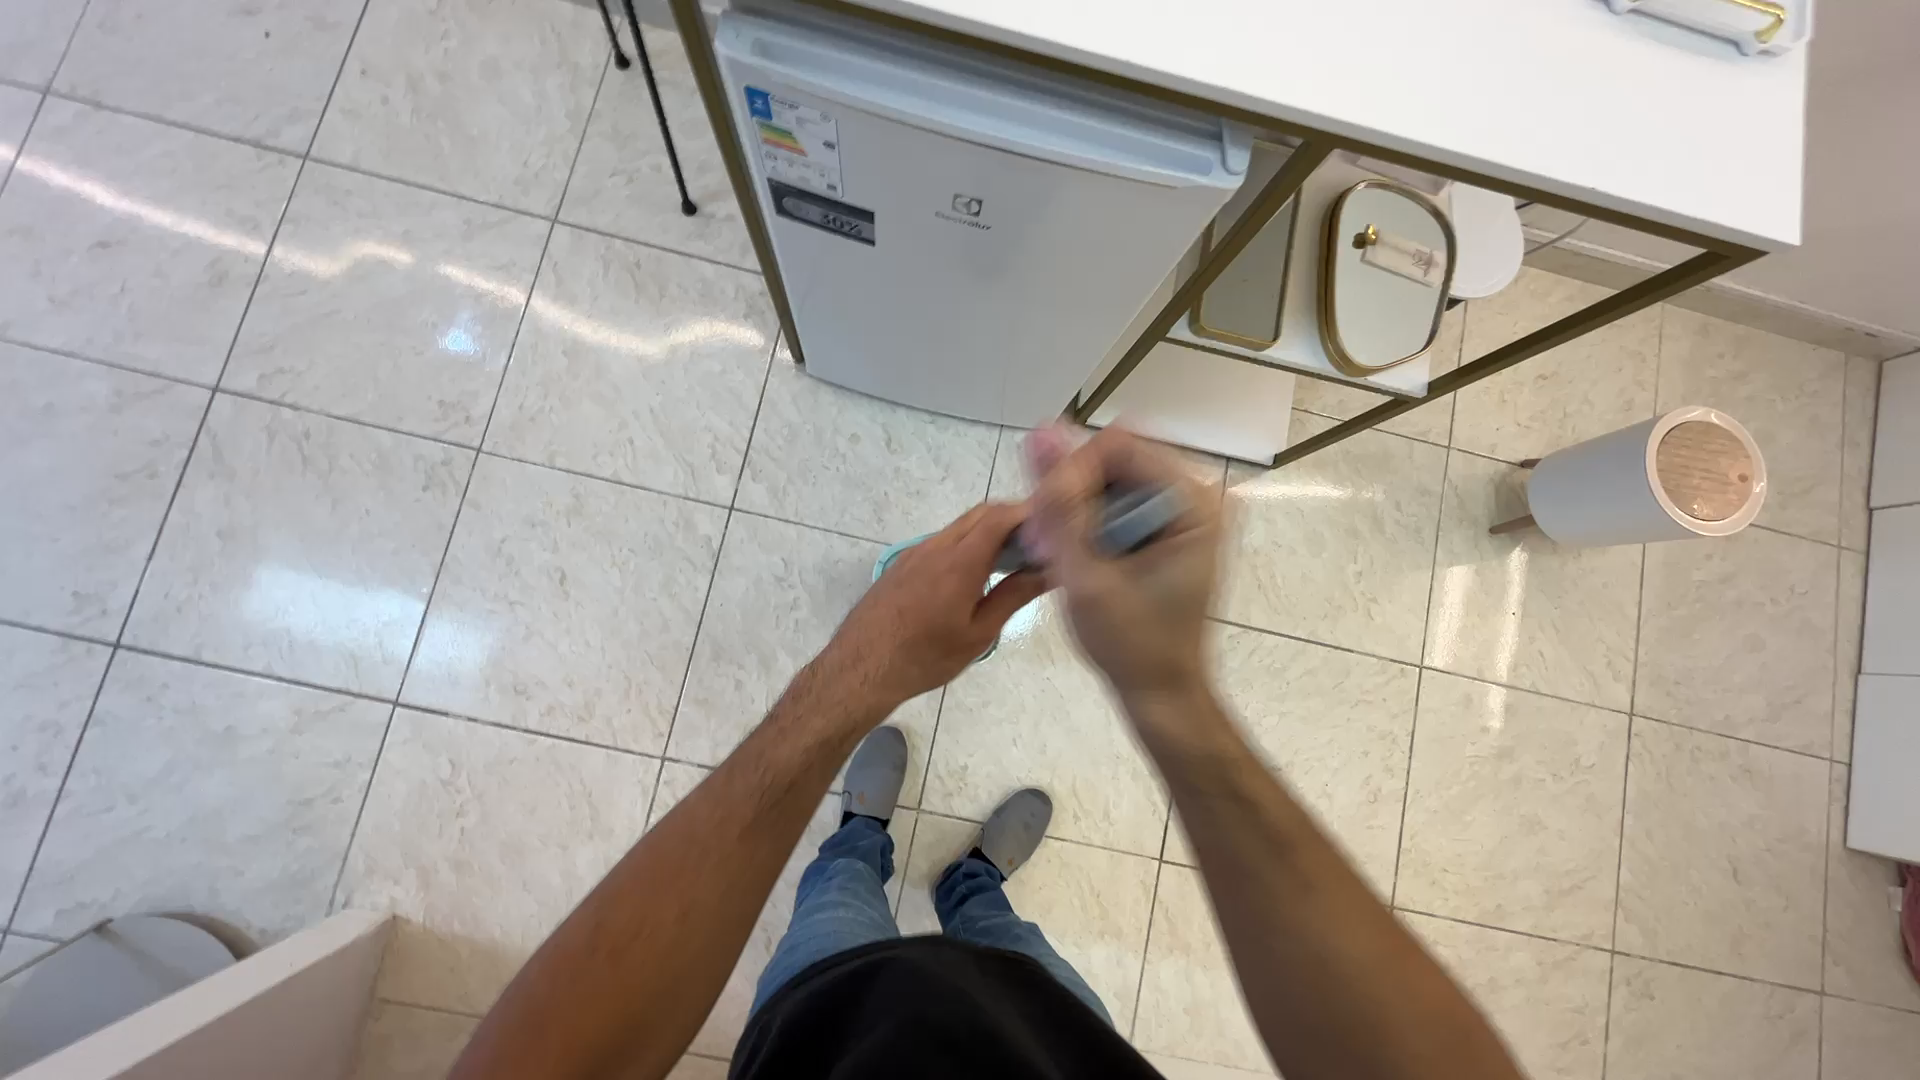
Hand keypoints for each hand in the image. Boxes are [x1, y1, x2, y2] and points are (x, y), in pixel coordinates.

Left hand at [818, 503, 1048, 713]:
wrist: (861, 668)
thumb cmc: (925, 658)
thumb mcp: (978, 634)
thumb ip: (1013, 596)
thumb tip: (1048, 571)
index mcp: (959, 561)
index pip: (999, 517)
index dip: (1028, 512)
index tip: (1052, 522)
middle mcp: (936, 547)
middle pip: (979, 515)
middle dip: (1011, 519)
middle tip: (1039, 541)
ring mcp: (915, 553)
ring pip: (959, 527)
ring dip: (988, 532)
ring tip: (1014, 558)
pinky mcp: (902, 564)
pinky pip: (942, 542)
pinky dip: (966, 544)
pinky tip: (977, 573)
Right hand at [1021, 424, 1222, 707]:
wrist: (1160, 691)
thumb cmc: (1130, 644)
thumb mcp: (1086, 575)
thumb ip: (1060, 504)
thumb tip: (1038, 431)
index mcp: (1194, 502)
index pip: (1118, 445)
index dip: (1071, 471)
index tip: (1044, 518)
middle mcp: (1197, 495)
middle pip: (1113, 458)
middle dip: (1069, 491)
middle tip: (1043, 539)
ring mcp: (1184, 509)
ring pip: (1108, 478)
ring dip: (1072, 507)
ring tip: (1050, 550)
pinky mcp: (1167, 525)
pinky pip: (1115, 499)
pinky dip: (1085, 520)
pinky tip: (1066, 551)